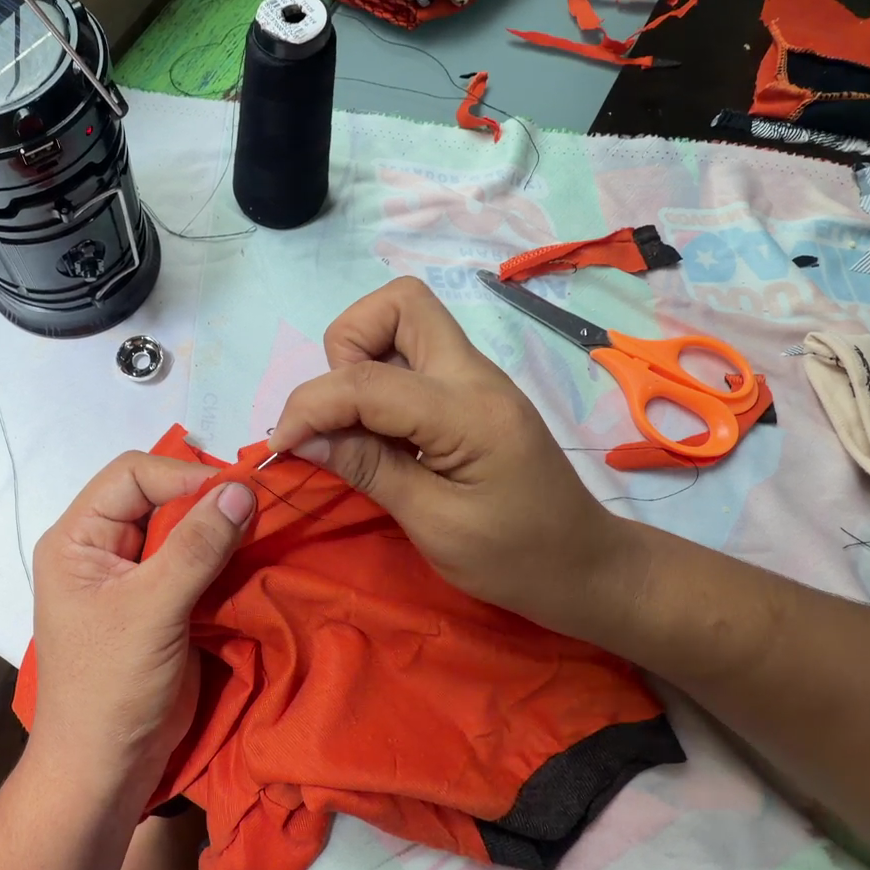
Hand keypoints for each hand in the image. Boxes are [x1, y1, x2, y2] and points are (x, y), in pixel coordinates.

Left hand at [27, 451, 256, 801]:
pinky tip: (251, 557)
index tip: (235, 492)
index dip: (182, 476)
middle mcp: (101, 547)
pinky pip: (193, 561)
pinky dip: (222, 557)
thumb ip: (196, 547)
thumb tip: (241, 489)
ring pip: (179, 528)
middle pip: (156, 496)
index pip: (131, 476)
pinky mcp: (159, 601)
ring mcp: (130, 575)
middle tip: (255, 507)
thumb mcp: (152, 611)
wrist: (105, 770)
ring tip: (260, 528)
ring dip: (218, 527)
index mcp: (78, 538)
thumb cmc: (110, 687)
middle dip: (204, 499)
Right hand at [266, 277, 629, 632]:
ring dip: (361, 355)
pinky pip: (413, 354)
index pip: (368, 380)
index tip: (282, 445)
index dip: (311, 405)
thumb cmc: (517, 560)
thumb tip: (303, 436)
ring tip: (353, 420)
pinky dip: (378, 375)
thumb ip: (368, 469)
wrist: (587, 567)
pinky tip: (376, 428)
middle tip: (336, 409)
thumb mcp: (435, 526)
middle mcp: (474, 375)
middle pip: (400, 302)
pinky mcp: (471, 392)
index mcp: (469, 412)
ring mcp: (476, 378)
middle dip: (347, 343)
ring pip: (405, 318)